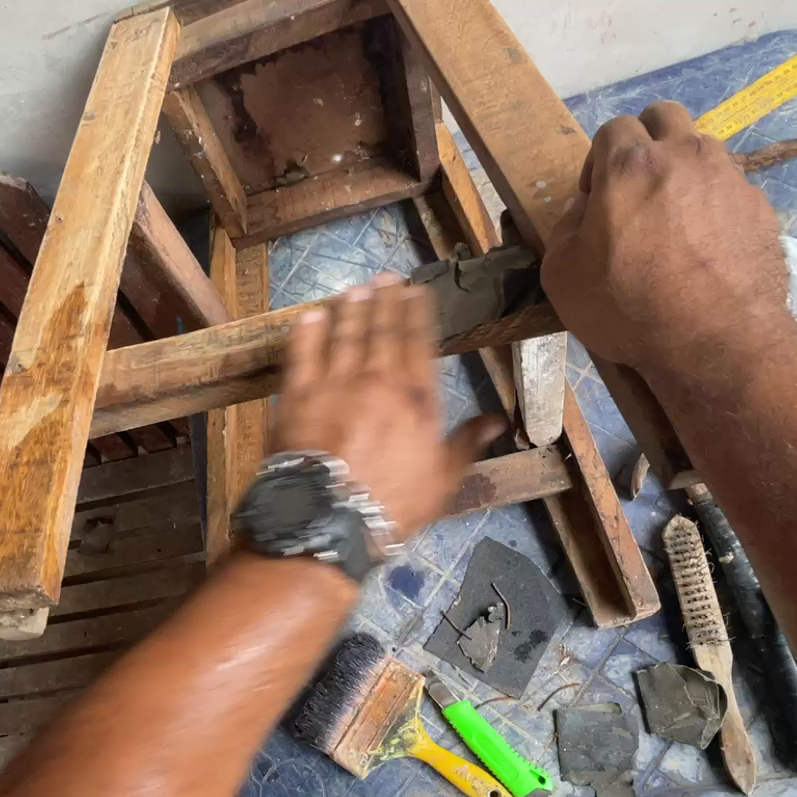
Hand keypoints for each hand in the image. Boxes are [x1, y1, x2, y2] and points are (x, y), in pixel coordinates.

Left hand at [274, 278, 502, 540]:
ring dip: (351, 308)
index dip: (416, 313)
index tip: (416, 291)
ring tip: (355, 289)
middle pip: (382, 330)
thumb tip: (499, 419)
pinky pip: (302, 353)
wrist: (332, 520)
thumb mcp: (443, 480)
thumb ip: (467, 443)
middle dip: (385, 300)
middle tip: (385, 277)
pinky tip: (311, 315)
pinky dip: (307, 331)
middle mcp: (378, 380)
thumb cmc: (393, 504)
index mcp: (416, 399)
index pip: (418, 343)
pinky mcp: (297, 395)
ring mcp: (335, 384)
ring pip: (344, 334)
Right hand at [541, 102, 796, 371]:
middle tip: (633, 189)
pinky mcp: (759, 207)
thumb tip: (584, 208)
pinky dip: (711, 207)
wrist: (713, 340)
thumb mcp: (562, 276)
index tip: (594, 198)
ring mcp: (730, 177)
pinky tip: (702, 251)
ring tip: (671, 223)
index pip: (612, 129)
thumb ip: (565, 228)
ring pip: (701, 149)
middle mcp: (685, 155)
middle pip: (663, 117)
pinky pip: (729, 190)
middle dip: (644, 142)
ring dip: (681, 172)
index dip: (597, 159)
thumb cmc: (625, 307)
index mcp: (630, 165)